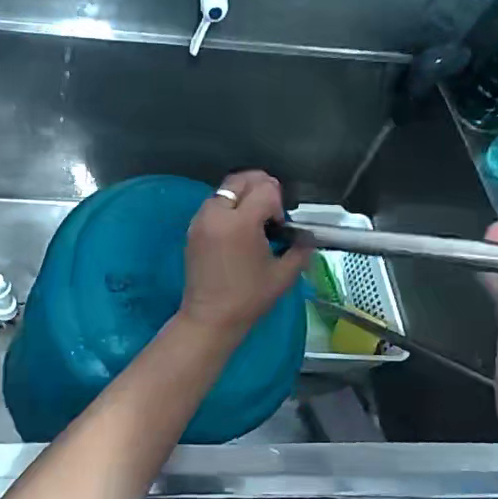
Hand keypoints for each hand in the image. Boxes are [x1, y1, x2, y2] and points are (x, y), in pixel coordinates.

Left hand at [178, 171, 310, 336]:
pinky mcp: (192, 230)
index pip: (265, 189)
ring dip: (242, 197)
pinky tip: (237, 231)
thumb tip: (305, 236)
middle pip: (241, 180)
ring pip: (224, 190)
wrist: (210, 318)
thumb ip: (299, 248)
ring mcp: (200, 221)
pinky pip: (212, 205)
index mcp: (240, 223)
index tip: (280, 226)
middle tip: (270, 211)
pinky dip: (227, 208)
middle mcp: (216, 214)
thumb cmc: (248, 299)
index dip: (278, 203)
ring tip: (254, 221)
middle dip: (260, 188)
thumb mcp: (283, 275)